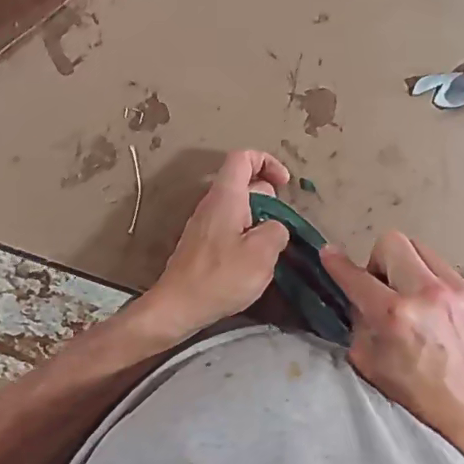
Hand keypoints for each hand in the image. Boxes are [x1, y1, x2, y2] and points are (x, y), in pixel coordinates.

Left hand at [136, 150, 291, 341]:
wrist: (178, 306)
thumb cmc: (221, 277)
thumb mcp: (262, 254)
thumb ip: (277, 231)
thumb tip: (275, 227)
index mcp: (226, 197)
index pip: (243, 157)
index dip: (268, 161)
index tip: (285, 183)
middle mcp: (211, 204)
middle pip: (242, 182)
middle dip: (268, 195)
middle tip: (281, 222)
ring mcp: (203, 225)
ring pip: (236, 207)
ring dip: (258, 218)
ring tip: (270, 246)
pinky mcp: (201, 245)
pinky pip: (228, 227)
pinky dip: (245, 234)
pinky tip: (252, 261)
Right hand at [322, 232, 463, 463]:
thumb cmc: (413, 390)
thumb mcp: (367, 361)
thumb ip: (358, 320)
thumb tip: (356, 295)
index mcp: (394, 315)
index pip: (357, 276)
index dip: (337, 264)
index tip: (328, 254)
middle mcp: (425, 293)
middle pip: (391, 243)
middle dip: (377, 261)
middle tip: (379, 286)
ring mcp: (454, 289)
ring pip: (418, 248)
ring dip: (403, 264)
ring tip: (405, 293)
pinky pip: (439, 266)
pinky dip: (426, 278)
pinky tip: (428, 305)